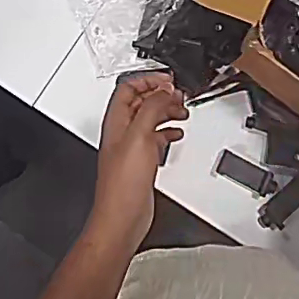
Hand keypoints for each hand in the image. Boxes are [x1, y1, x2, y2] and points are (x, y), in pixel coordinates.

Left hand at [90, 72, 186, 247]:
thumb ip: (152, 109)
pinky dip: (168, 130)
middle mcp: (122, 131)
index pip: (129, 88)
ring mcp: (132, 147)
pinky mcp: (142, 161)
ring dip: (166, 110)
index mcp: (117, 121)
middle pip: (141, 101)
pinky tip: (176, 132)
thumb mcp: (140, 136)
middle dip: (160, 93)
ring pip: (150, 118)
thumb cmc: (123, 185)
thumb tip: (164, 92)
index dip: (148, 80)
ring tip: (181, 109)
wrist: (122, 218)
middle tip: (178, 94)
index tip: (167, 81)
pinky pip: (156, 137)